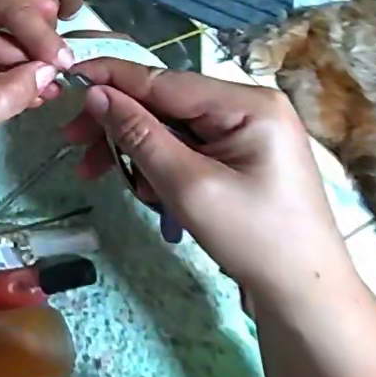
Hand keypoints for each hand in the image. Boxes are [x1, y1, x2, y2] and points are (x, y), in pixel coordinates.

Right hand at [62, 58, 355, 307]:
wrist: (306, 298)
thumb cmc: (254, 239)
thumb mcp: (187, 185)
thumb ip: (138, 134)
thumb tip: (95, 93)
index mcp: (247, 103)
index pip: (163, 80)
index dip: (112, 78)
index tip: (69, 78)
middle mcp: (247, 106)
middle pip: (163, 102)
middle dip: (117, 123)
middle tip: (73, 144)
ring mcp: (245, 130)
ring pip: (169, 126)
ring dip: (132, 148)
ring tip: (99, 174)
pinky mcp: (239, 154)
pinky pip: (184, 145)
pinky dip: (156, 163)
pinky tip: (144, 189)